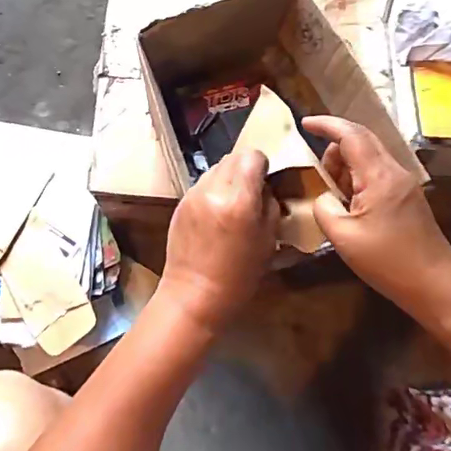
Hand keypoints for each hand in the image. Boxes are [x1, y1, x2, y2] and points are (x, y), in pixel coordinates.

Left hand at [160, 148, 278, 330]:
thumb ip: (269, 205)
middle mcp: (213, 190)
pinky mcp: (181, 202)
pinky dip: (213, 191)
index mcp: (239, 200)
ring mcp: (193, 194)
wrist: (195, 294)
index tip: (265, 181)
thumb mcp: (268, 240)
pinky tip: (216, 215)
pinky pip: (202, 184)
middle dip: (245, 170)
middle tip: (251, 193)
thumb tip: (265, 187)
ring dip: (228, 179)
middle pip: (232, 157)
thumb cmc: (238, 275)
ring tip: (233, 204)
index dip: (261, 165)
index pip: (252, 155)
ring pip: (216, 168)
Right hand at [304, 116, 450, 320]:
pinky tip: (350, 205)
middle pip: (361, 140)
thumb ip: (324, 207)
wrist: (436, 286)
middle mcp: (394, 171)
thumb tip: (322, 196)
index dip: (326, 124)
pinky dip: (357, 179)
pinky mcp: (407, 197)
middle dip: (334, 147)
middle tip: (316, 173)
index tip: (304, 123)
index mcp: (379, 176)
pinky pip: (376, 173)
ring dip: (345, 166)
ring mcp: (404, 183)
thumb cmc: (388, 261)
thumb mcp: (343, 237)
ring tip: (333, 196)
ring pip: (368, 157)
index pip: (350, 135)